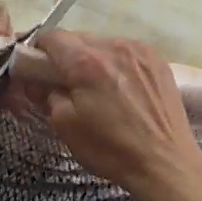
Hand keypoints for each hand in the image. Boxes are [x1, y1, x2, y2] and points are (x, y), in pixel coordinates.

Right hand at [12, 30, 201, 200]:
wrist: (166, 164)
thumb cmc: (110, 149)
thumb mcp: (65, 125)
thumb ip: (45, 93)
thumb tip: (35, 80)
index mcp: (86, 62)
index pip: (51, 36)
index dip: (39, 50)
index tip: (37, 68)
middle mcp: (113, 46)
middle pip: (77, 38)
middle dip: (66, 56)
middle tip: (65, 83)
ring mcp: (139, 50)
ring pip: (102, 43)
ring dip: (92, 59)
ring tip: (98, 88)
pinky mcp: (157, 59)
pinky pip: (125, 51)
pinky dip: (115, 63)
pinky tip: (121, 87)